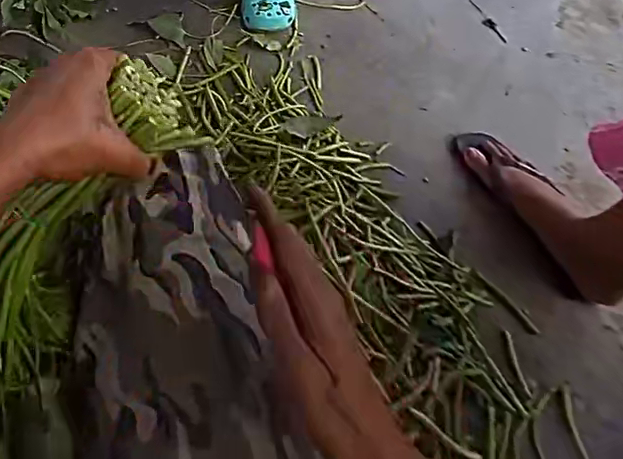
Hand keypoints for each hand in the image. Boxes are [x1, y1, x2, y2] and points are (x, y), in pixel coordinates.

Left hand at [0, 48, 149, 182]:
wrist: (7, 157)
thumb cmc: (64, 143)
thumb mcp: (110, 154)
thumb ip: (138, 159)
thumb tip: (150, 167)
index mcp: (90, 63)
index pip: (122, 62)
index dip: (133, 85)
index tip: (136, 111)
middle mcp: (66, 60)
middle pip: (98, 74)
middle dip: (109, 97)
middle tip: (117, 125)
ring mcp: (41, 74)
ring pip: (73, 85)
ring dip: (83, 104)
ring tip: (88, 134)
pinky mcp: (23, 92)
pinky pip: (52, 97)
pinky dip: (60, 111)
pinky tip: (59, 137)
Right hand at [247, 188, 421, 458]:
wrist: (374, 445)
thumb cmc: (332, 408)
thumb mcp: (297, 366)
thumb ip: (277, 315)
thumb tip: (258, 262)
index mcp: (317, 302)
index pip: (289, 245)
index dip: (270, 215)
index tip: (251, 188)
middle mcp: (327, 296)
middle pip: (298, 247)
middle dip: (273, 219)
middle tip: (248, 199)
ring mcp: (331, 308)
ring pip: (303, 259)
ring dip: (280, 237)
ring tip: (257, 221)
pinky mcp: (331, 322)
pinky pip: (305, 275)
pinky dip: (288, 258)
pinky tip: (278, 265)